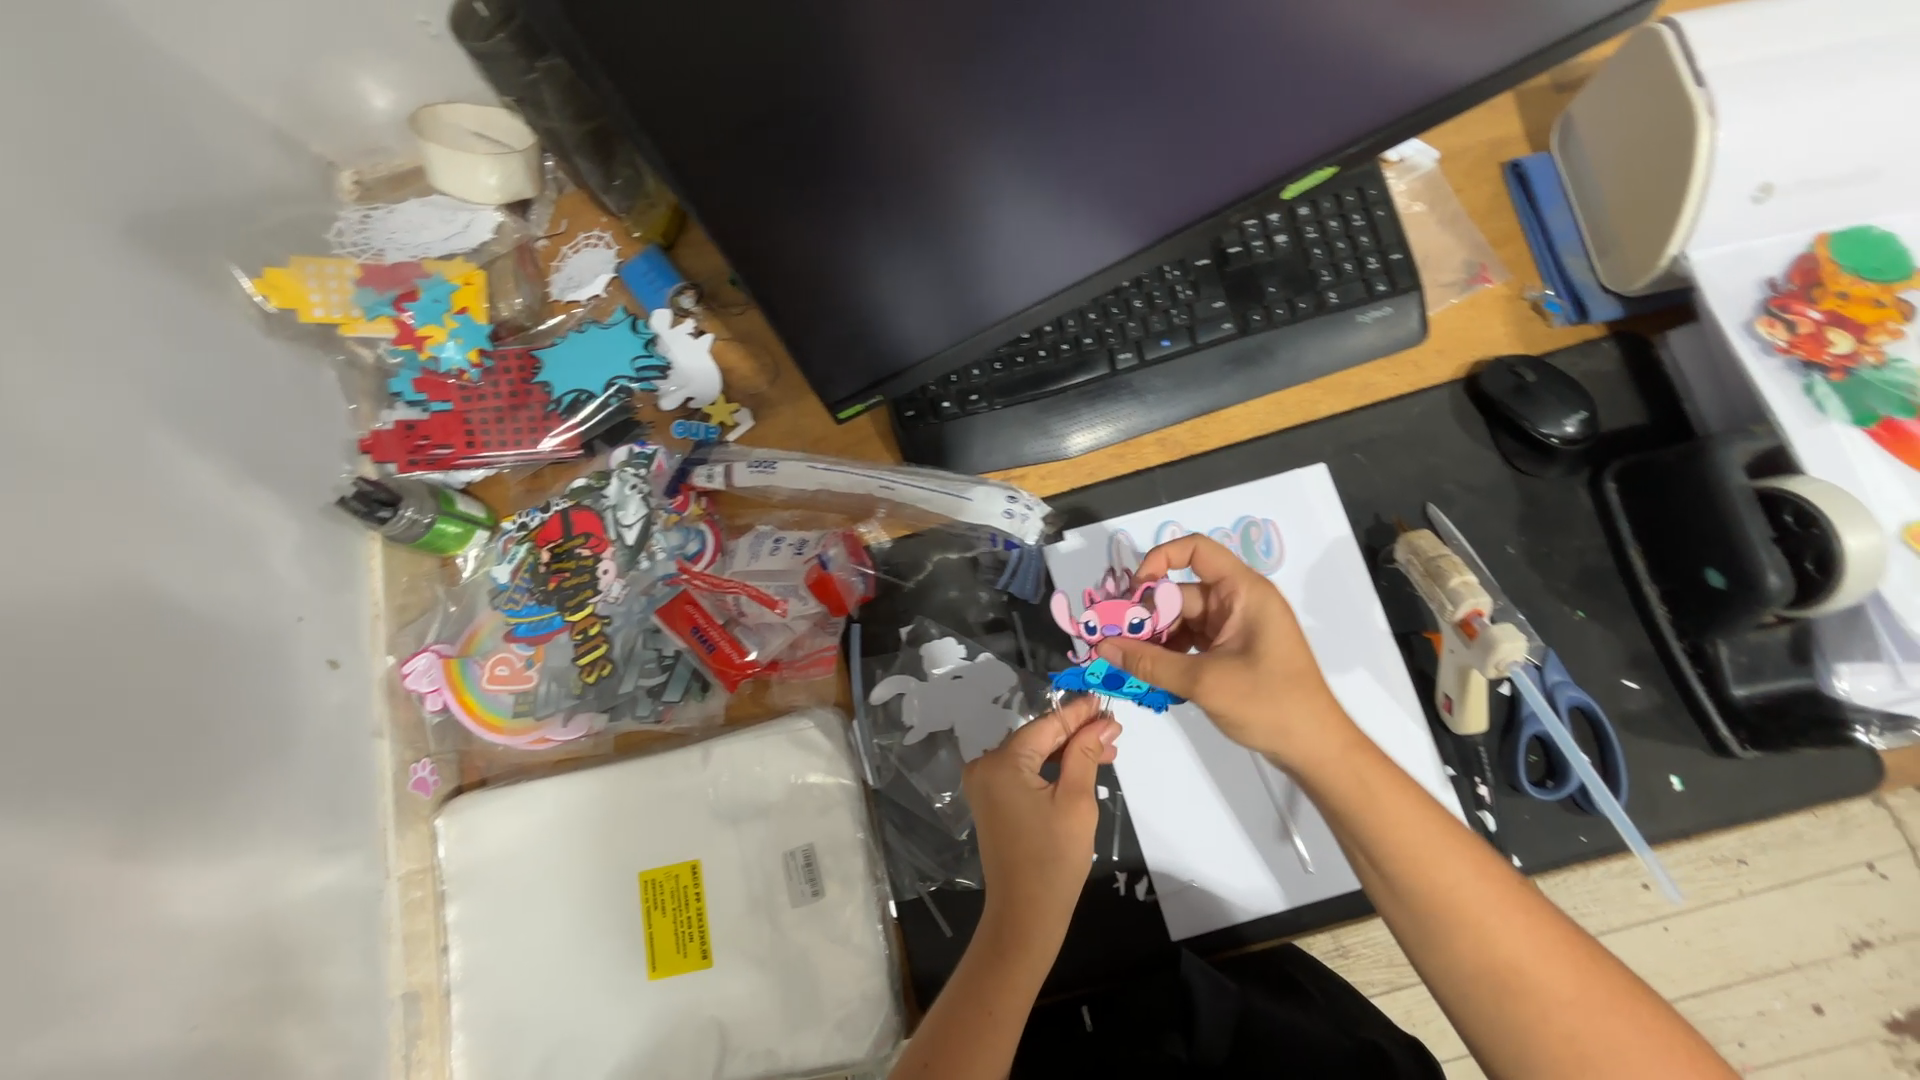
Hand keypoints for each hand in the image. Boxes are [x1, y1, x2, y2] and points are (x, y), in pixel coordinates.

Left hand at [962, 697, 1118, 946]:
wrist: (1026, 914)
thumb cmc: (1055, 857)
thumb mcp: (1076, 800)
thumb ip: (1085, 754)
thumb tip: (1102, 722)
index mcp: (1001, 762)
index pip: (1046, 726)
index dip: (1078, 714)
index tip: (1105, 702)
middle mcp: (985, 766)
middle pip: (1038, 739)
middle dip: (1076, 734)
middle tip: (1114, 731)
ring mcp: (985, 785)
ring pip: (1033, 756)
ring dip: (1067, 752)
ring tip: (1106, 750)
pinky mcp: (992, 801)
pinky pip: (1025, 773)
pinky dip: (1052, 770)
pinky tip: (1081, 767)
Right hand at [1094, 534, 1357, 771]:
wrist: (1315, 748)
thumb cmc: (1269, 704)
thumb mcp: (1203, 682)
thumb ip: (1149, 663)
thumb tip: (1103, 647)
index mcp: (1243, 592)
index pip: (1196, 551)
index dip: (1160, 559)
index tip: (1133, 591)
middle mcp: (1239, 602)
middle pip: (1180, 593)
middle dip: (1146, 614)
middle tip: (1113, 638)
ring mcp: (1235, 628)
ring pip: (1182, 620)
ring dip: (1154, 638)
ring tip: (1125, 661)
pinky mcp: (1232, 652)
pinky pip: (1191, 642)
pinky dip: (1169, 654)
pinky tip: (1149, 674)